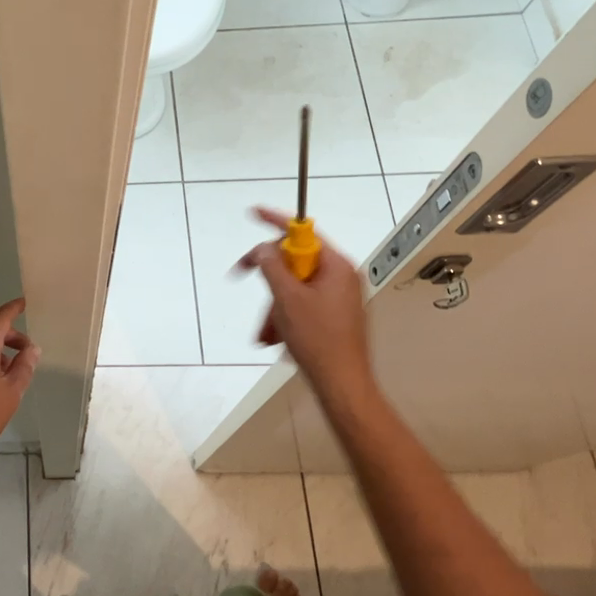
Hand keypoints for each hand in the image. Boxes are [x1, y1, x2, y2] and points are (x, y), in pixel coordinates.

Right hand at [235, 208, 373, 393]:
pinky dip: (285, 317)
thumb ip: (272, 268)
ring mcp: (339, 297)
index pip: (303, 232)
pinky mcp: (335, 315)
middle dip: (271, 283)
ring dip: (274, 307)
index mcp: (336, 266)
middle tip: (253, 294)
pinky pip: (302, 305)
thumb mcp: (287, 299)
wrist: (341, 382)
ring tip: (267, 331)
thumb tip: (263, 249)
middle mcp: (341, 276)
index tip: (253, 212)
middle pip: (295, 263)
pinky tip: (276, 338)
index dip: (275, 222)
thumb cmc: (317, 339)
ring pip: (295, 288)